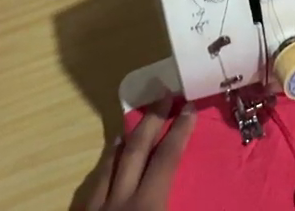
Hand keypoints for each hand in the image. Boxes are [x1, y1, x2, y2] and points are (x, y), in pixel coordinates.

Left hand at [88, 95, 197, 210]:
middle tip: (164, 94)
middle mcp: (121, 198)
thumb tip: (199, 193)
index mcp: (148, 205)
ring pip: (111, 161)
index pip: (166, 159)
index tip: (190, 107)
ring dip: (126, 138)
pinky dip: (106, 163)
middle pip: (137, 150)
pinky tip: (110, 156)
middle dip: (152, 119)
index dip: (180, 132)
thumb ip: (181, 204)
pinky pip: (95, 181)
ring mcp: (98, 206)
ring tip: (137, 119)